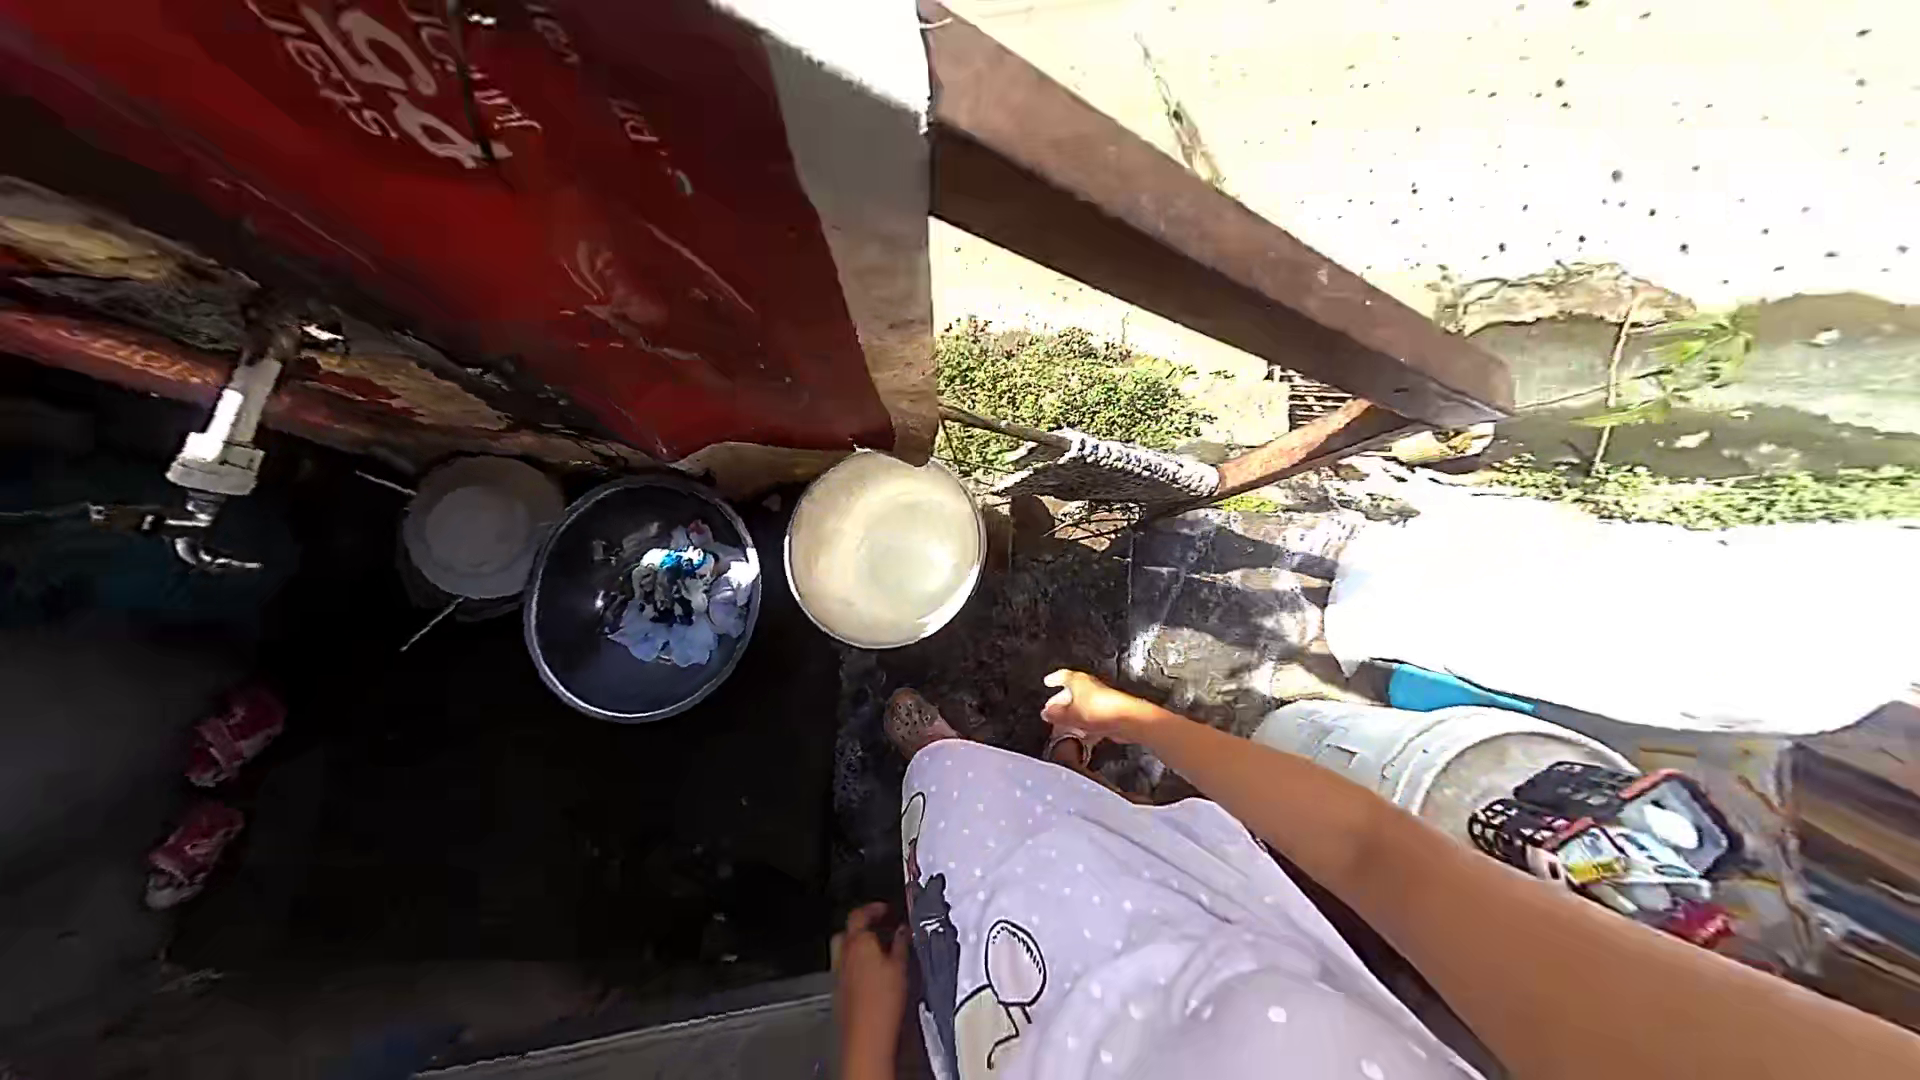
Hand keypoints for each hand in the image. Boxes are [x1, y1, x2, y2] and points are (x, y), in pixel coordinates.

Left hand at [834, 902, 908, 1076]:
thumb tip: (903, 929)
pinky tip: (874, 976)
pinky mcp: (839, 994)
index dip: (874, 908)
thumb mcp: (901, 965)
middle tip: (881, 928)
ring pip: (846, 951)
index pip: (860, 914)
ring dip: (860, 946)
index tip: (886, 909)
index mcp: (857, 941)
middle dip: (864, 927)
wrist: (866, 1041)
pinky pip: (846, 970)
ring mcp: (839, 975)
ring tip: (880, 952)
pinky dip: (858, 966)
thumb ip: (901, 942)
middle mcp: (844, 955)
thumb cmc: (882, 1002)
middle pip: (848, 931)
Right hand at [1041, 670, 1152, 742]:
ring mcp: (1100, 700)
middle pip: (1071, 692)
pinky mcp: (1108, 713)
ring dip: (1073, 714)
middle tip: (1052, 708)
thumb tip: (1046, 713)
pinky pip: (1092, 717)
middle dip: (1061, 700)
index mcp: (1078, 681)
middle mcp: (1089, 687)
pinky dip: (1084, 724)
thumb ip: (1056, 714)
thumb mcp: (1070, 714)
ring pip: (1082, 705)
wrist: (1127, 720)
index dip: (1054, 679)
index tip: (1048, 682)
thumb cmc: (1099, 710)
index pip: (1062, 676)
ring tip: (1064, 724)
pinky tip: (1081, 734)